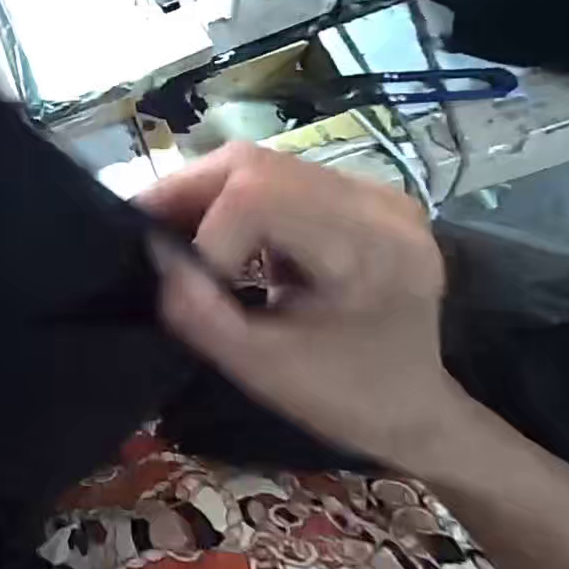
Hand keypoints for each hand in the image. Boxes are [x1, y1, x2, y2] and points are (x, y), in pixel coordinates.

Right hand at [139, 142, 465, 466]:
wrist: (415, 406)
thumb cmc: (345, 396)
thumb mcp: (260, 367)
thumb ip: (197, 311)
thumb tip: (153, 251)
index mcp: (371, 247)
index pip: (258, 199)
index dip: (206, 235)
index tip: (193, 284)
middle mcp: (375, 201)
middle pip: (251, 165)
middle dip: (185, 195)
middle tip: (153, 233)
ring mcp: (366, 189)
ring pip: (252, 161)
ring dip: (199, 193)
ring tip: (177, 231)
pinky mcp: (348, 192)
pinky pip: (268, 174)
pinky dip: (224, 196)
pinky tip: (214, 228)